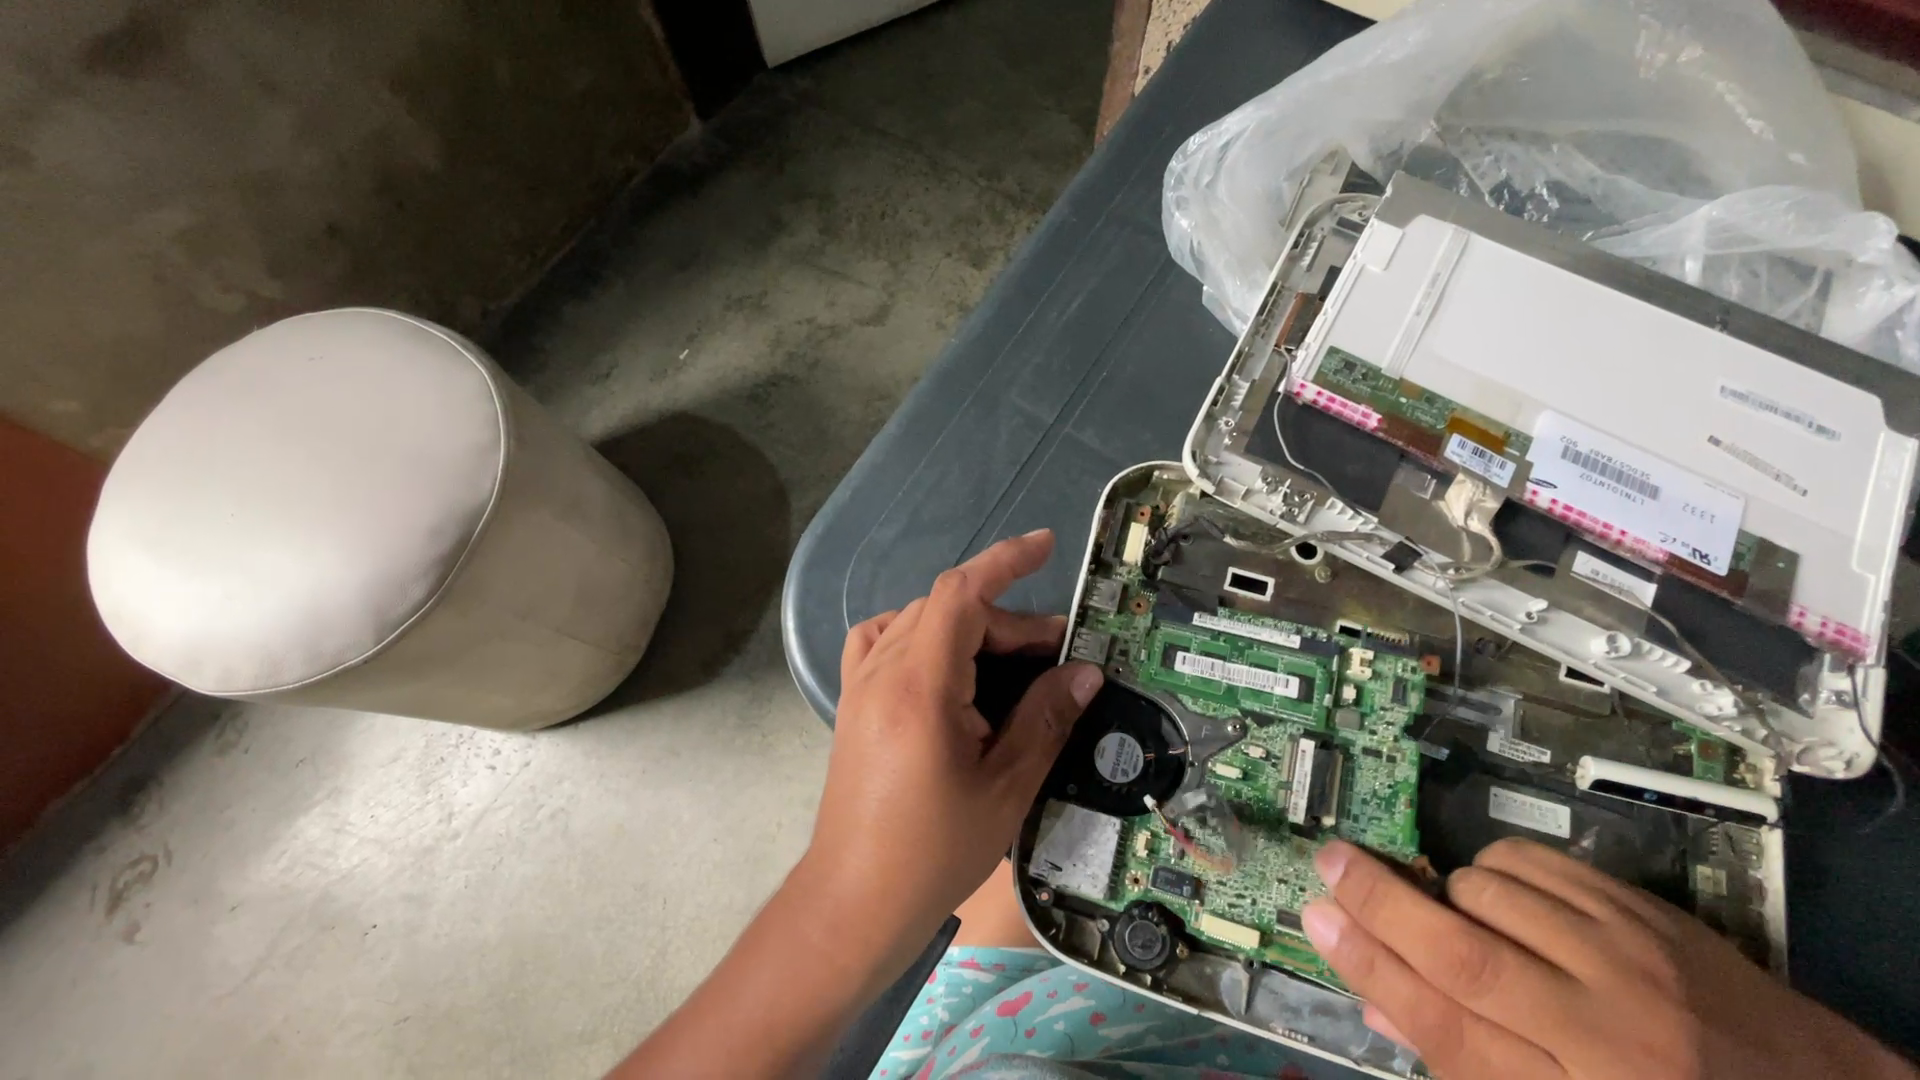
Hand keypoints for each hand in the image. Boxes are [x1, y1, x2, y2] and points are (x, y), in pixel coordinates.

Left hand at [800, 529, 1103, 949]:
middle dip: (1006, 620)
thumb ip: (1045, 720)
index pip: (961, 594)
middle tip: (1055, 656)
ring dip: (968, 627)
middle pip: (948, 609)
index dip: (1005, 562)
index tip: (1047, 545)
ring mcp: (860, 685)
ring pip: (918, 621)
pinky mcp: (853, 703)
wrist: (855, 898)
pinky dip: (920, 634)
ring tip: (1009, 659)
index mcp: (920, 685)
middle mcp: (882, 671)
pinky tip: (946, 663)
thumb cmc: (933, 850)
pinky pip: (884, 641)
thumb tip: (1085, 673)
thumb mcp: (1005, 788)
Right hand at [1301, 838, 1913, 1079]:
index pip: (1450, 1032)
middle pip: (1466, 956)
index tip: (1316, 919)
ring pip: (1496, 896)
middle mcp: (1607, 1035)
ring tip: (1452, 913)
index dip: (1373, 971)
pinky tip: (1499, 892)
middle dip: (1382, 904)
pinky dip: (1495, 868)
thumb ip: (1470, 1062)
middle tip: (1328, 862)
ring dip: (1450, 892)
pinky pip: (1538, 863)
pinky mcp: (1648, 914)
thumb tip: (1375, 1003)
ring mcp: (1635, 964)